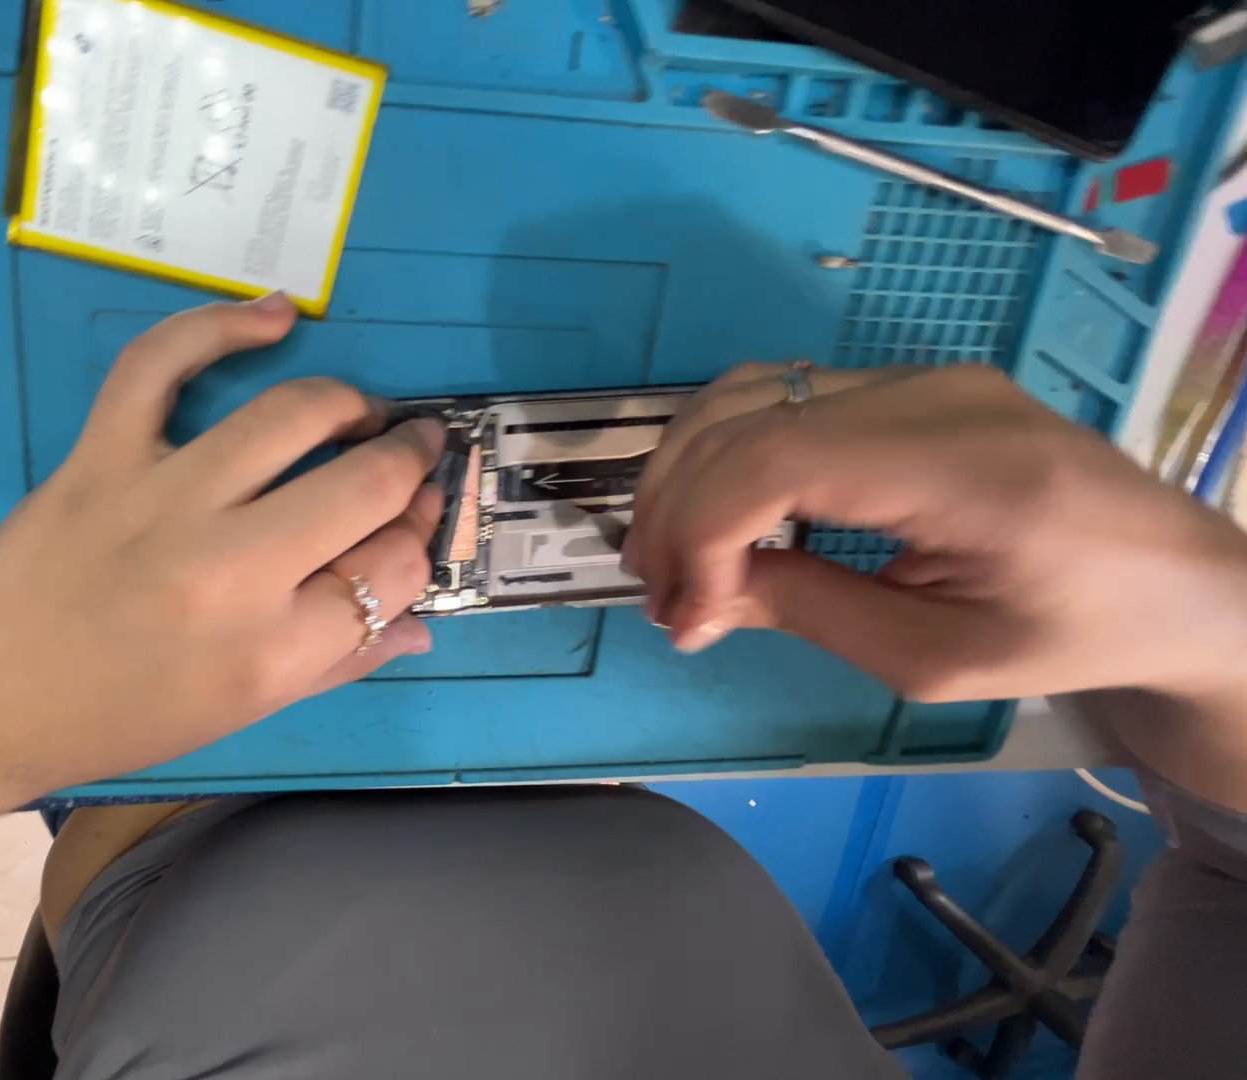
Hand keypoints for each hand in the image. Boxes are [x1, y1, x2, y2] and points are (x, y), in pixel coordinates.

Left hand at [0, 294, 442, 798]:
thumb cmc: (119, 720)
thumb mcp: (242, 711)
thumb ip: (340, 663)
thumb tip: (421, 623)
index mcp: (271, 651)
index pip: (394, 570)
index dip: (420, 537)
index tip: (416, 521)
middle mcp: (230, 570)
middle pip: (365, 487)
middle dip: (411, 464)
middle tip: (413, 452)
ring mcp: (162, 499)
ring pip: (291, 415)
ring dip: (349, 402)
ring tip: (362, 413)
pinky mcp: (101, 455)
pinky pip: (162, 363)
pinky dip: (219, 323)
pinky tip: (272, 315)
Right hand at [622, 362, 1246, 707]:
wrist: (1184, 581)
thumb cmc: (1073, 632)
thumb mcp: (933, 657)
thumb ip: (804, 611)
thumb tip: (692, 602)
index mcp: (966, 467)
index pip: (776, 461)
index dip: (701, 533)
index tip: (689, 612)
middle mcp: (929, 395)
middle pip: (740, 425)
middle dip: (673, 514)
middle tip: (658, 592)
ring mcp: (908, 377)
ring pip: (734, 396)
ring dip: (675, 476)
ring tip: (664, 549)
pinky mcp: (890, 383)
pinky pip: (762, 394)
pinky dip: (707, 449)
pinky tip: (701, 500)